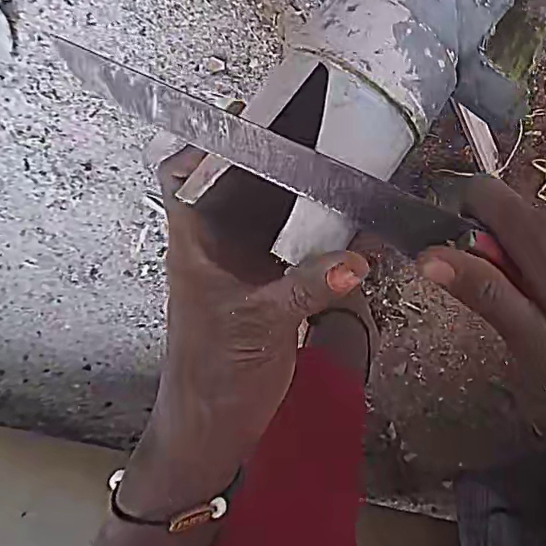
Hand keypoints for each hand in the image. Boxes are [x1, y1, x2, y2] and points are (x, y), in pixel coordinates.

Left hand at [123, 147, 369, 515]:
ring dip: (306, 196)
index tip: (245, 115)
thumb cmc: (212, 376)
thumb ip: (305, 288)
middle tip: (314, 132)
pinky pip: (304, 247)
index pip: (185, 175)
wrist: (215, 429)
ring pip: (275, 213)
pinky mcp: (277, 285)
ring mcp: (251, 264)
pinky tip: (361, 236)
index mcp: (197, 242)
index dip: (207, 142)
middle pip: (241, 184)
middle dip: (273, 157)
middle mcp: (222, 245)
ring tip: (343, 170)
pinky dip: (330, 238)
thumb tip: (355, 258)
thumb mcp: (256, 326)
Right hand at [416, 176, 545, 416]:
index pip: (477, 193)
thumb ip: (486, 295)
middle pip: (507, 217)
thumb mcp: (543, 347)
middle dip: (506, 259)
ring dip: (536, 263)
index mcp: (544, 235)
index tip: (479, 274)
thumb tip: (428, 256)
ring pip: (536, 227)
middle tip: (538, 316)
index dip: (463, 227)